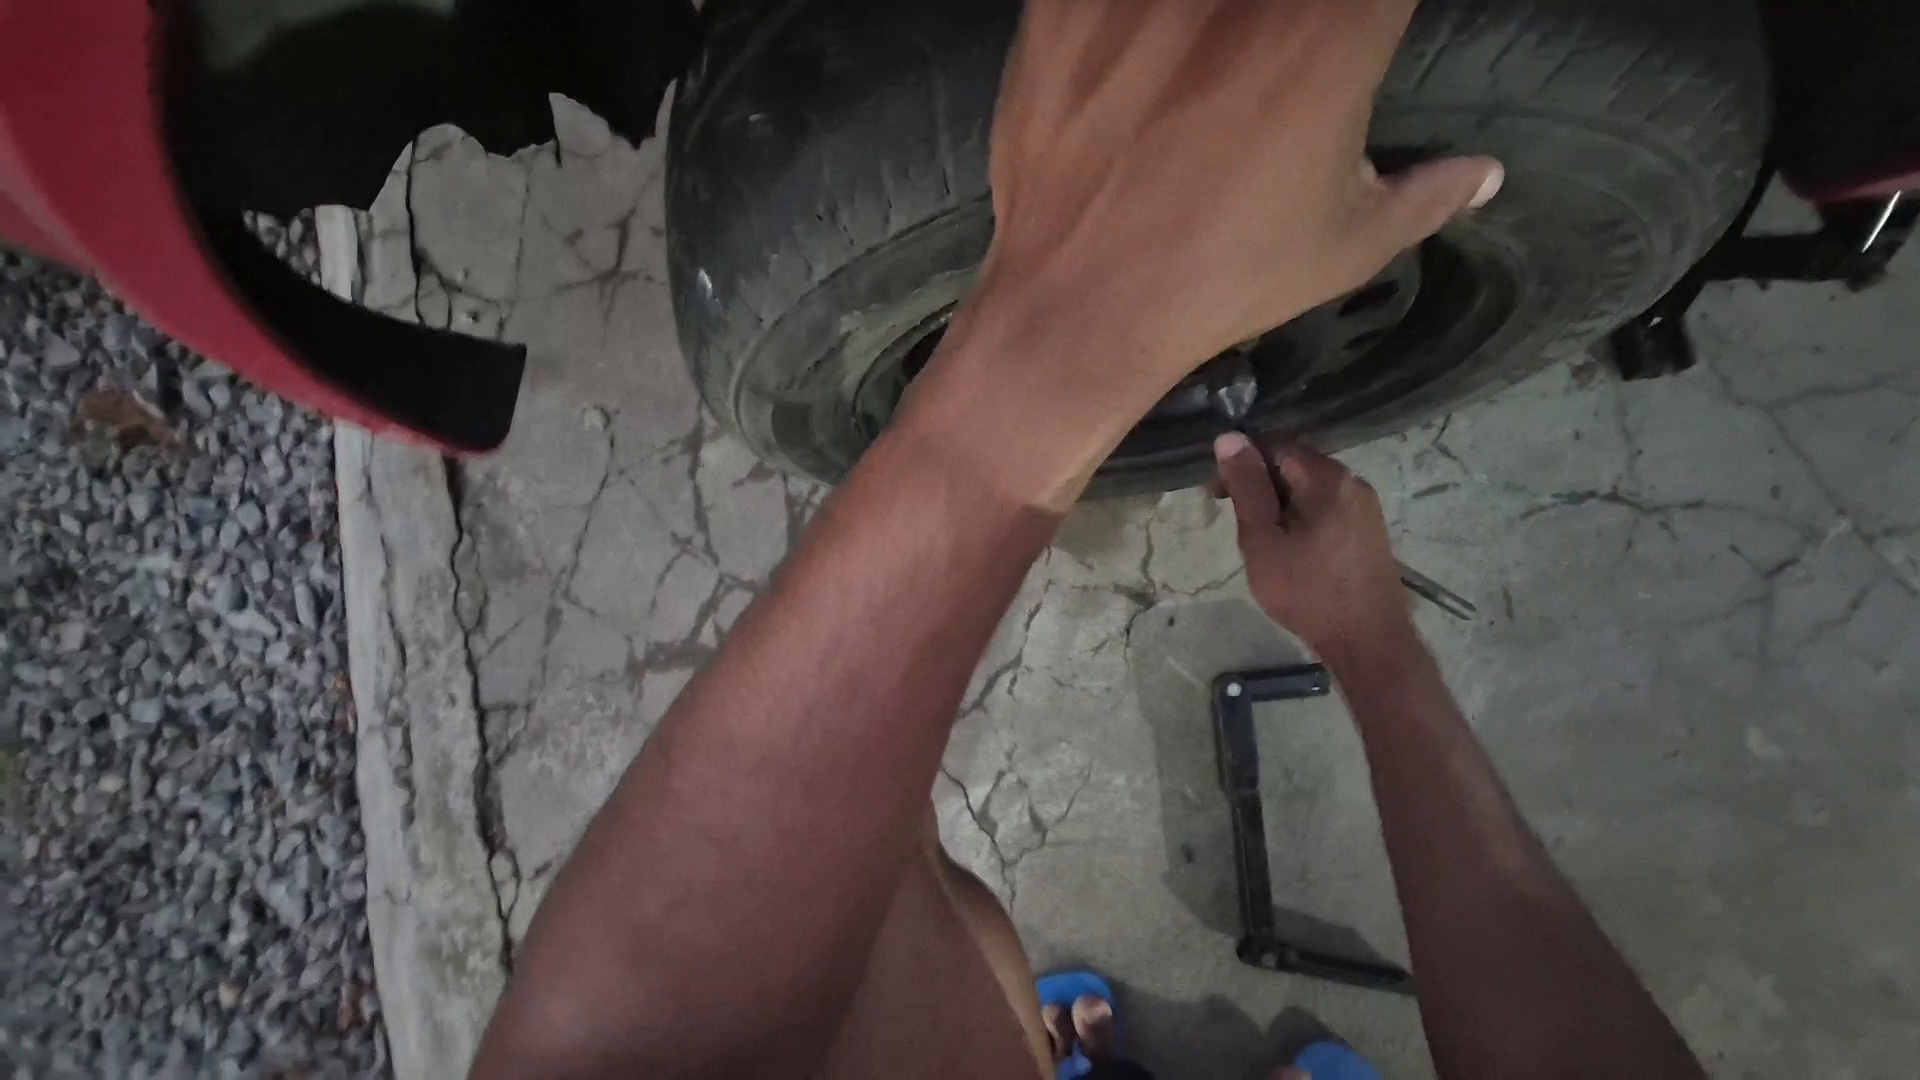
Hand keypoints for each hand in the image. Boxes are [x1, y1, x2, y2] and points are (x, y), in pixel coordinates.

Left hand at [939, 0, 1502, 442]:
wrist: (1081, 313)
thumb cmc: (1217, 284)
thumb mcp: (1340, 250)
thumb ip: (1422, 197)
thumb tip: (1481, 174)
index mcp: (1338, 23)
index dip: (1360, 18)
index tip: (1344, 40)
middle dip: (1277, 23)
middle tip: (1256, 65)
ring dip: (1197, 24)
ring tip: (1193, 65)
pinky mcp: (1061, 5)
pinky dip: (1112, 16)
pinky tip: (1125, 52)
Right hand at [1215, 433, 1412, 657]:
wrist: (1367, 641)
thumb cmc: (1307, 590)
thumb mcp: (1263, 538)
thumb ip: (1246, 486)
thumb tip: (1228, 437)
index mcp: (1328, 477)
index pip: (1275, 445)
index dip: (1240, 464)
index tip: (1218, 497)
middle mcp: (1353, 482)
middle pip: (1293, 465)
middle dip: (1258, 486)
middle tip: (1237, 524)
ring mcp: (1365, 507)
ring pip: (1308, 489)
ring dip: (1277, 505)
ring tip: (1260, 541)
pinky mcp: (1367, 531)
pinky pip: (1324, 509)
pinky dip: (1298, 519)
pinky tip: (1289, 550)